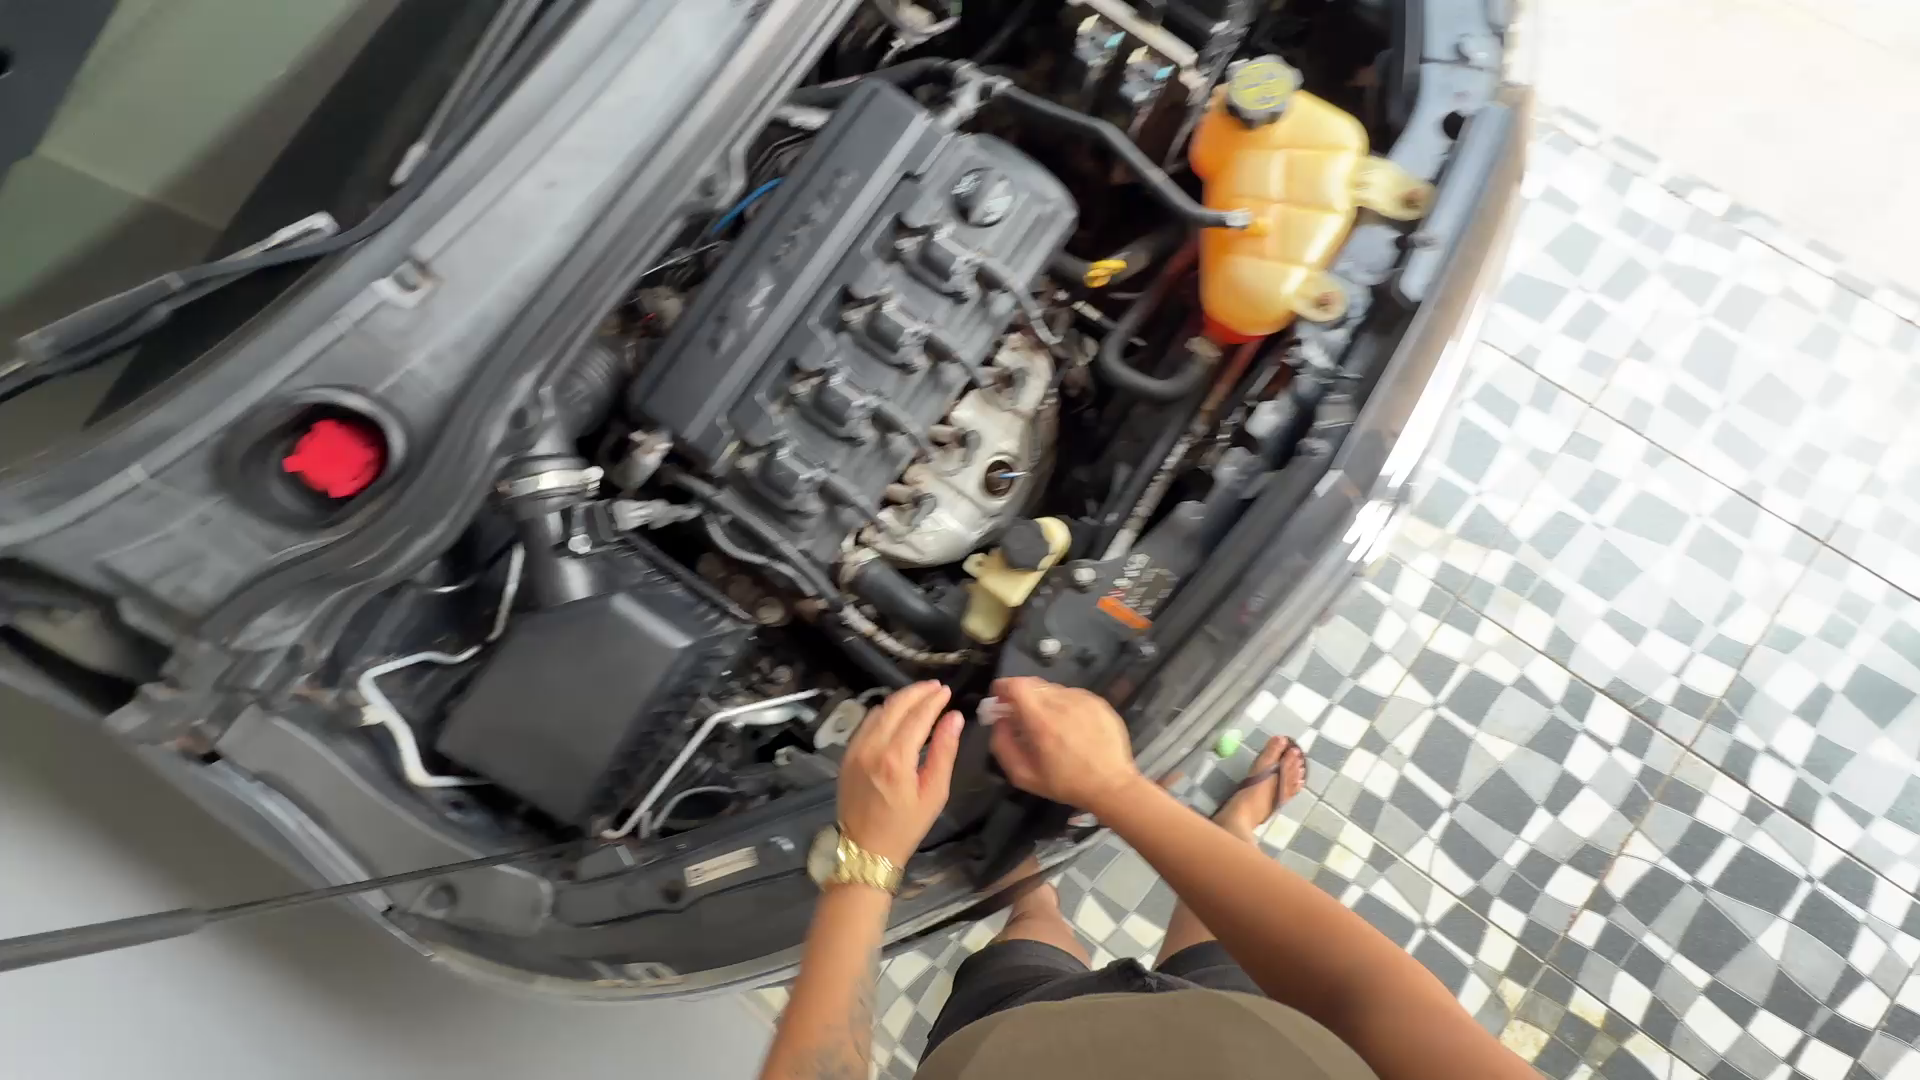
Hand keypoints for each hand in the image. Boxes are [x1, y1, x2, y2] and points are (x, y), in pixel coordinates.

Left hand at [837, 681, 963, 865]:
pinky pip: (866, 723)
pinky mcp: (846, 755)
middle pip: (896, 705)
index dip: (933, 700)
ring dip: (901, 700)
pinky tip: (898, 714)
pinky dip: (884, 712)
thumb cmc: (906, 826)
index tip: (947, 690)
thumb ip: (945, 751)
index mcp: (895, 759)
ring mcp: (855, 750)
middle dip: (917, 692)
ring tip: (921, 697)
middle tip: (936, 688)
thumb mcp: (934, 793)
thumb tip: (954, 718)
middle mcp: (871, 748)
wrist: (865, 851)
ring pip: (879, 711)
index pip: (918, 716)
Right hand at [989, 677, 1143, 816]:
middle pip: (1033, 684)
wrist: (1112, 785)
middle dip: (1021, 695)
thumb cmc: (1066, 783)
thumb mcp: (1024, 775)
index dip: (1003, 687)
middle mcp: (1063, 703)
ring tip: (1050, 724)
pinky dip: (1064, 704)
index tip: (999, 698)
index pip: (1016, 685)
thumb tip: (999, 721)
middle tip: (1021, 714)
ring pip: (1053, 689)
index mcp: (1042, 720)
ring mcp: (1083, 700)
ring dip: (1043, 701)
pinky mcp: (1098, 702)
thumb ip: (1002, 745)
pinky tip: (1071, 726)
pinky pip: (1072, 695)